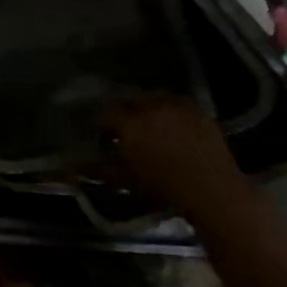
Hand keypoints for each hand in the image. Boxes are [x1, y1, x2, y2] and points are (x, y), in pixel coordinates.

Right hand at [89, 94, 245, 215]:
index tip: (100, 134)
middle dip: (122, 109)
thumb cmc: (162, 187)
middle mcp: (152, 107)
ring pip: (156, 96)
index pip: (105, 113)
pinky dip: (171, 110)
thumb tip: (75, 165)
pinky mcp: (201, 113)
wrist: (211, 190)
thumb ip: (98, 168)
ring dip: (147, 105)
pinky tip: (173, 124)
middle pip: (131, 98)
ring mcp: (179, 107)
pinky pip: (180, 104)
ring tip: (148, 121)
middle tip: (122, 126)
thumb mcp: (125, 180)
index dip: (100, 122)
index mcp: (130, 123)